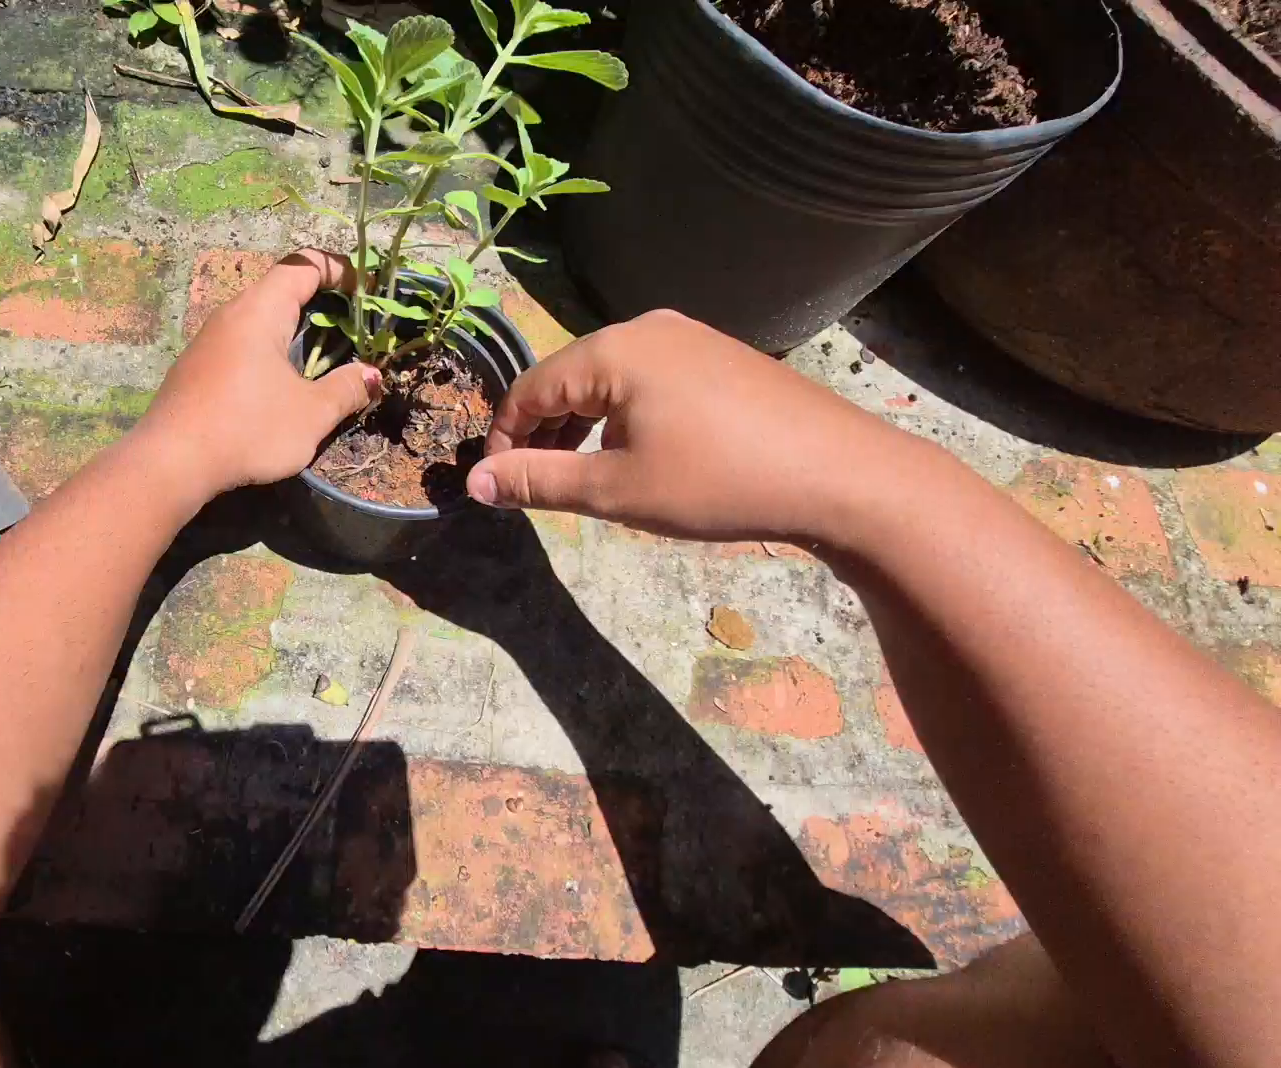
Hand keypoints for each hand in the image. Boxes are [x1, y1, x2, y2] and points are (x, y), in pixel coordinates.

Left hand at [133, 250, 380, 499]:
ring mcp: (209, 341)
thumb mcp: (311, 414)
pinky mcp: (198, 368)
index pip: (304, 263)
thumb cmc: (248, 428)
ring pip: (261, 320)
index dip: (340, 268)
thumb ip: (347, 390)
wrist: (172, 461)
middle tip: (352, 329)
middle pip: (282, 289)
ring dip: (295, 332)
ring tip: (323, 361)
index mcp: (261, 310)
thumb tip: (373, 376)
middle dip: (322, 303)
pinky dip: (271, 353)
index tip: (366, 289)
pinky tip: (280, 387)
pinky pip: (243, 345)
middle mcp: (232, 314)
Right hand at [466, 310, 943, 546]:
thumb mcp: (613, 489)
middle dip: (539, 432)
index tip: (498, 485)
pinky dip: (616, 415)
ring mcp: (685, 337)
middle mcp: (644, 328)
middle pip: (563, 378)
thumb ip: (536, 481)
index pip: (527, 389)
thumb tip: (473, 484)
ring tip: (574, 474)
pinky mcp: (714, 355)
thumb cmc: (715, 482)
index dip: (503, 439)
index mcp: (611, 351)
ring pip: (603, 379)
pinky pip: (641, 379)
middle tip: (532, 485)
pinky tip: (627, 451)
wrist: (844, 476)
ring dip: (575, 426)